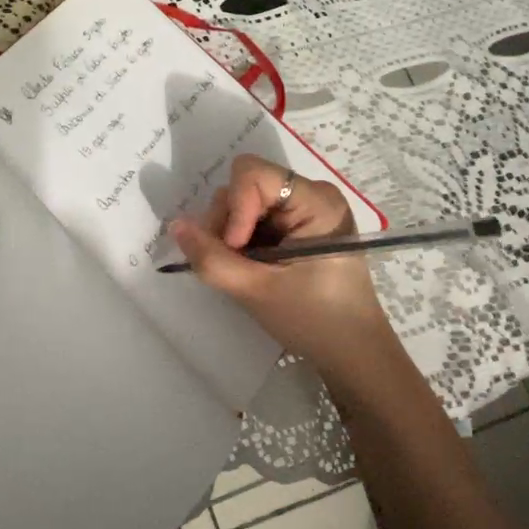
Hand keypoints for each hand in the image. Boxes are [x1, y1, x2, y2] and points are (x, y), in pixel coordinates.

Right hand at [169, 154, 390, 368]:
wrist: (353, 353)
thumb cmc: (315, 320)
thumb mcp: (256, 292)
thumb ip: (211, 259)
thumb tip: (175, 225)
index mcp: (316, 202)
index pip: (251, 174)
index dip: (233, 208)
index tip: (237, 248)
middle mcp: (311, 195)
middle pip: (244, 185)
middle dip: (227, 222)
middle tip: (233, 263)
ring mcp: (304, 209)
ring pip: (243, 201)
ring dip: (230, 232)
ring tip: (244, 269)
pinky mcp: (296, 225)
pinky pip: (253, 216)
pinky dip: (241, 238)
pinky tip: (251, 266)